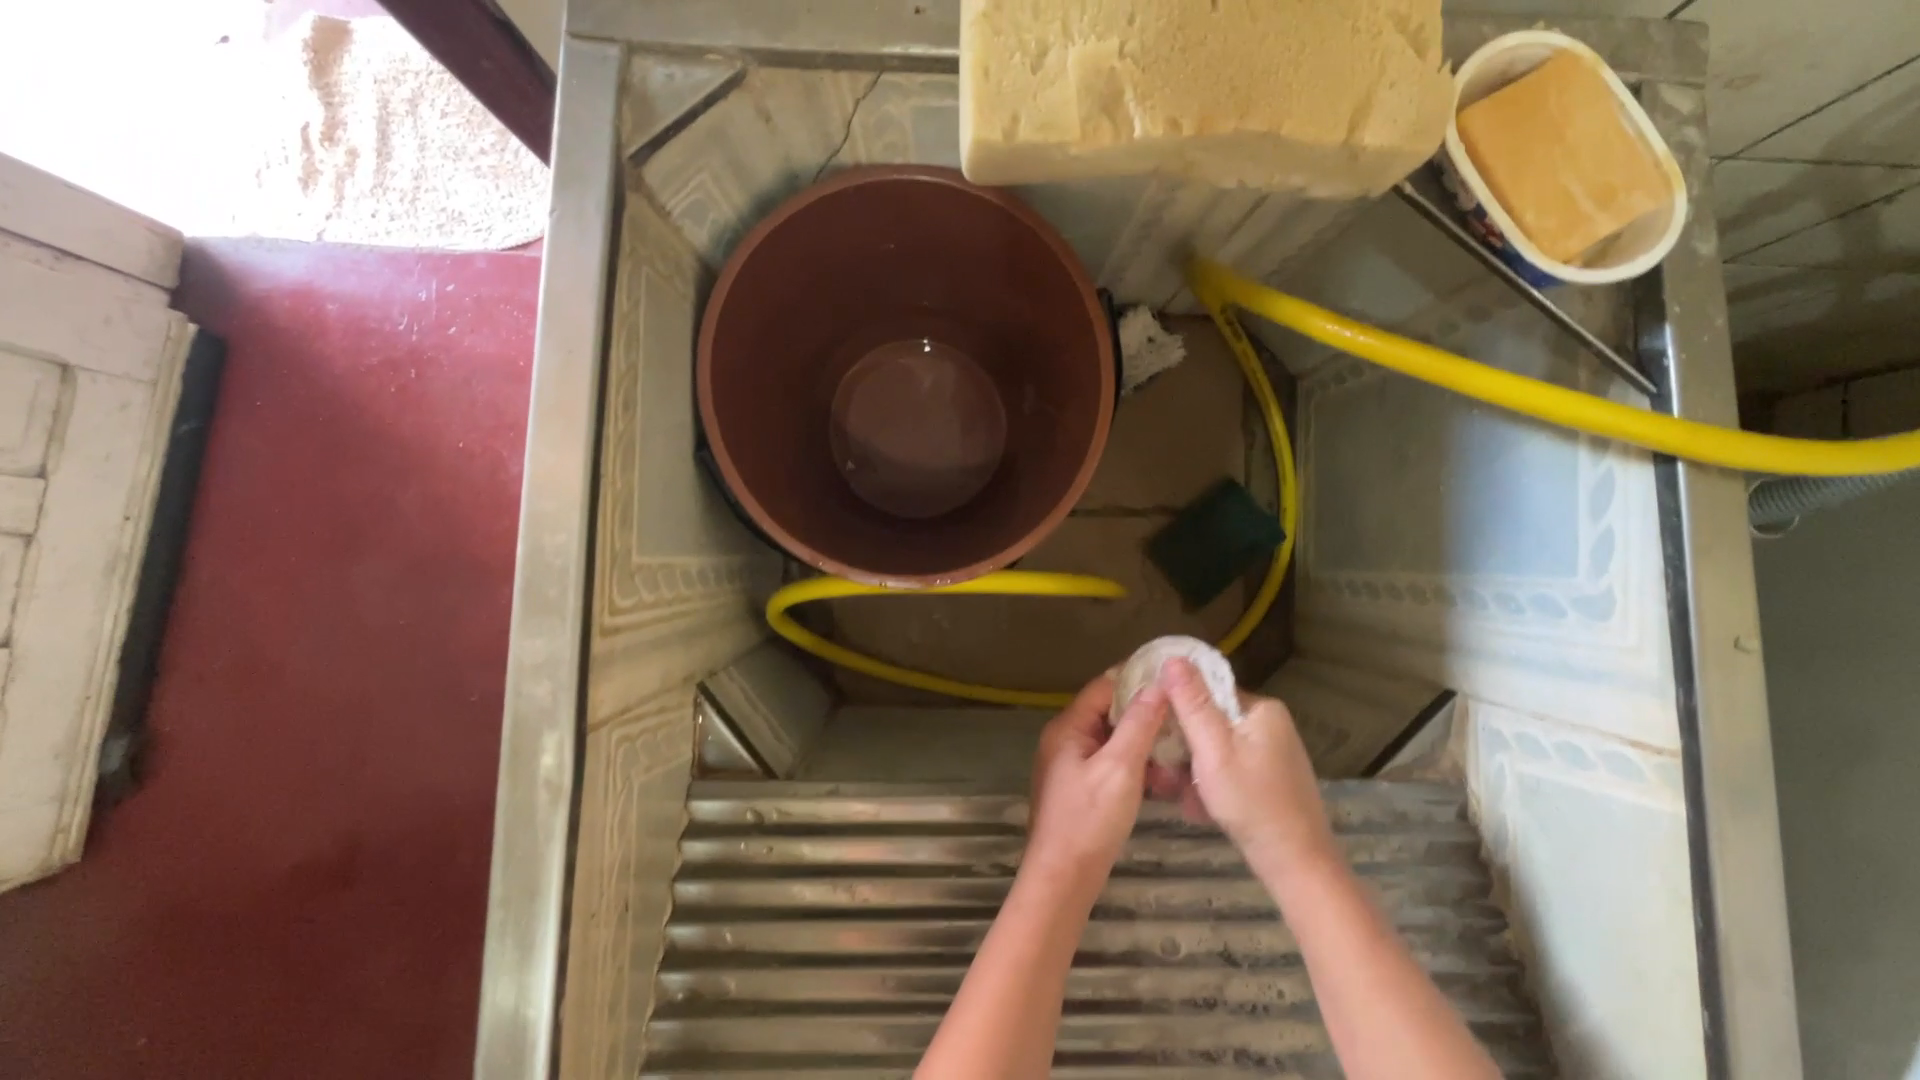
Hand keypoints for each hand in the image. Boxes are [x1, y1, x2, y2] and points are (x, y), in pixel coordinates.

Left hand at [1025, 673, 1166, 886]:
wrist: (1063, 878)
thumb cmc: (1090, 820)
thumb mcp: (1121, 767)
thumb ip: (1139, 723)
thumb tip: (1158, 684)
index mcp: (1068, 727)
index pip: (1104, 686)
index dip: (1137, 679)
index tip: (1173, 679)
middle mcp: (1064, 740)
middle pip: (1108, 713)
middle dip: (1145, 715)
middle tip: (1182, 720)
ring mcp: (1070, 766)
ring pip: (1112, 741)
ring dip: (1142, 745)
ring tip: (1176, 755)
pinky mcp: (1079, 789)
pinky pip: (1110, 764)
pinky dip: (1134, 767)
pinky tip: (1159, 781)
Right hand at [1161, 659, 1336, 874]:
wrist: (1296, 864)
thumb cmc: (1251, 802)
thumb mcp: (1212, 750)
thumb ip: (1191, 703)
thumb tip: (1172, 658)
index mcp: (1261, 709)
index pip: (1207, 692)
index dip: (1177, 709)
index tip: (1154, 732)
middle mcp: (1270, 724)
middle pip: (1210, 722)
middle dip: (1184, 749)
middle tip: (1165, 777)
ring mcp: (1272, 753)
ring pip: (1216, 749)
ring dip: (1194, 771)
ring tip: (1182, 797)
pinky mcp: (1270, 778)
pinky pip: (1230, 769)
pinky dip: (1212, 785)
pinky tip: (1200, 807)